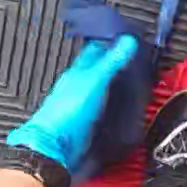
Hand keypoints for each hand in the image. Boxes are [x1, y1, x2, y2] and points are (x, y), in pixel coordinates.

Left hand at [6, 35, 140, 175]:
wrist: (55, 147)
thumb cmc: (68, 112)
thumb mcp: (95, 81)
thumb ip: (111, 61)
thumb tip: (127, 40)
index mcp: (78, 72)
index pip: (96, 50)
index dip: (111, 43)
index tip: (126, 38)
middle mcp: (79, 86)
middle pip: (98, 69)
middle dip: (114, 63)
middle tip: (131, 57)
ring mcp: (82, 105)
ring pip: (100, 88)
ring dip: (113, 83)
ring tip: (129, 79)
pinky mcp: (87, 123)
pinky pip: (102, 107)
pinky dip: (111, 103)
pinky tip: (118, 105)